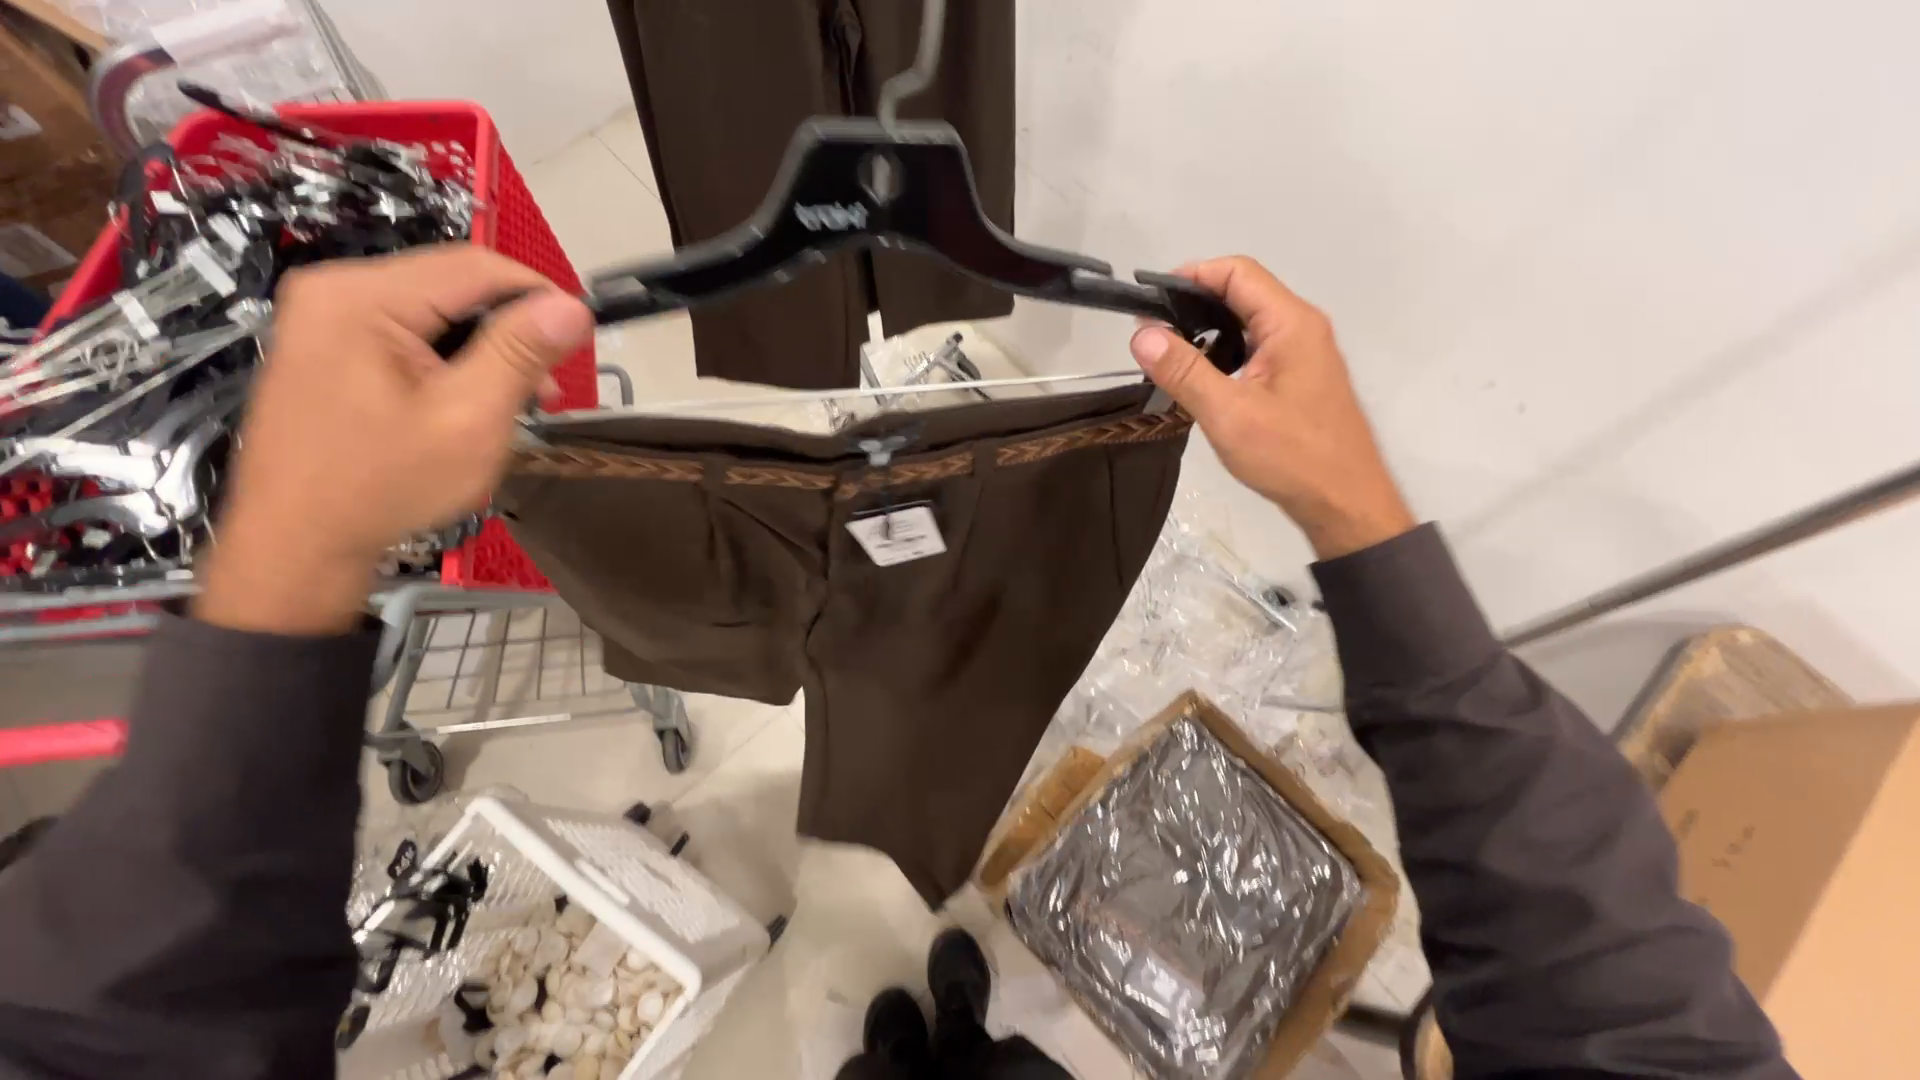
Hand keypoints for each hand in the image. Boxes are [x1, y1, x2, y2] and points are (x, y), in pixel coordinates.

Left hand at [195, 247, 593, 633]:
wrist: (299, 541)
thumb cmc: (385, 484)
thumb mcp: (469, 420)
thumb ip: (519, 354)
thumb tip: (573, 306)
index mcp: (363, 298)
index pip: (477, 266)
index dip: (540, 294)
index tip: (581, 340)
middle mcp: (337, 290)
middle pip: (455, 285)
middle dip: (512, 330)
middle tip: (547, 390)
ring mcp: (327, 317)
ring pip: (437, 310)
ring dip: (487, 348)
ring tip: (516, 402)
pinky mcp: (330, 345)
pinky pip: (410, 333)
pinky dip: (453, 360)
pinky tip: (470, 400)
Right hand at [1131, 256, 1414, 559]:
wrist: (1344, 502)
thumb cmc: (1291, 456)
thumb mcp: (1228, 413)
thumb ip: (1184, 371)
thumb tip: (1142, 334)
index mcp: (1291, 323)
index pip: (1237, 273)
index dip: (1192, 275)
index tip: (1151, 298)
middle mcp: (1301, 328)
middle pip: (1243, 293)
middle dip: (1194, 303)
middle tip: (1152, 331)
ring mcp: (1303, 354)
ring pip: (1248, 323)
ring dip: (1208, 330)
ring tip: (1169, 355)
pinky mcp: (1299, 379)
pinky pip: (1256, 349)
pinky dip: (1225, 353)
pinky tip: (1201, 381)